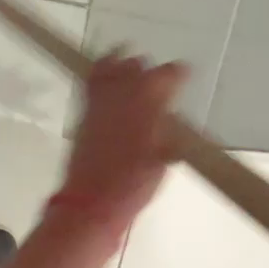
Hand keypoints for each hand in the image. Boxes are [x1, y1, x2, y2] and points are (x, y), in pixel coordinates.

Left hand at [56, 55, 188, 227]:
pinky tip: (107, 68)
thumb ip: (167, 132)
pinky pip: (93, 80)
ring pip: (115, 66)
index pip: (169, 75)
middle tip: (157, 84)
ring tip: (132, 66)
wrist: (92, 202)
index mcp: (151, 104)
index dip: (179, 75)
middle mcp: (126, 94)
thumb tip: (167, 120)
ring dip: (125, 65)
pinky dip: (101, 69)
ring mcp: (102, 101)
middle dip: (150, 73)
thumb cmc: (133, 186)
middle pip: (140, 67)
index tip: (184, 77)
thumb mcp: (162, 159)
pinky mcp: (84, 111)